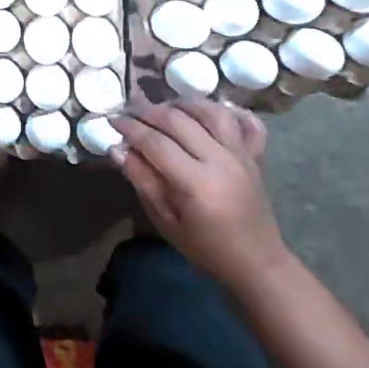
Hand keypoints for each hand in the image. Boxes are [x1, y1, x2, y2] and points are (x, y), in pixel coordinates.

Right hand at [113, 101, 293, 287]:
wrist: (256, 263)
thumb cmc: (205, 248)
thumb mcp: (165, 221)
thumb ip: (143, 181)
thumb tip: (118, 150)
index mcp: (196, 183)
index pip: (156, 143)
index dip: (131, 128)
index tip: (112, 120)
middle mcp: (221, 160)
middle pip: (180, 120)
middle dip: (150, 111)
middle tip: (131, 110)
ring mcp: (242, 155)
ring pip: (212, 112)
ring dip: (184, 104)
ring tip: (165, 108)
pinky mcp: (255, 155)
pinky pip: (247, 122)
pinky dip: (230, 110)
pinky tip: (210, 111)